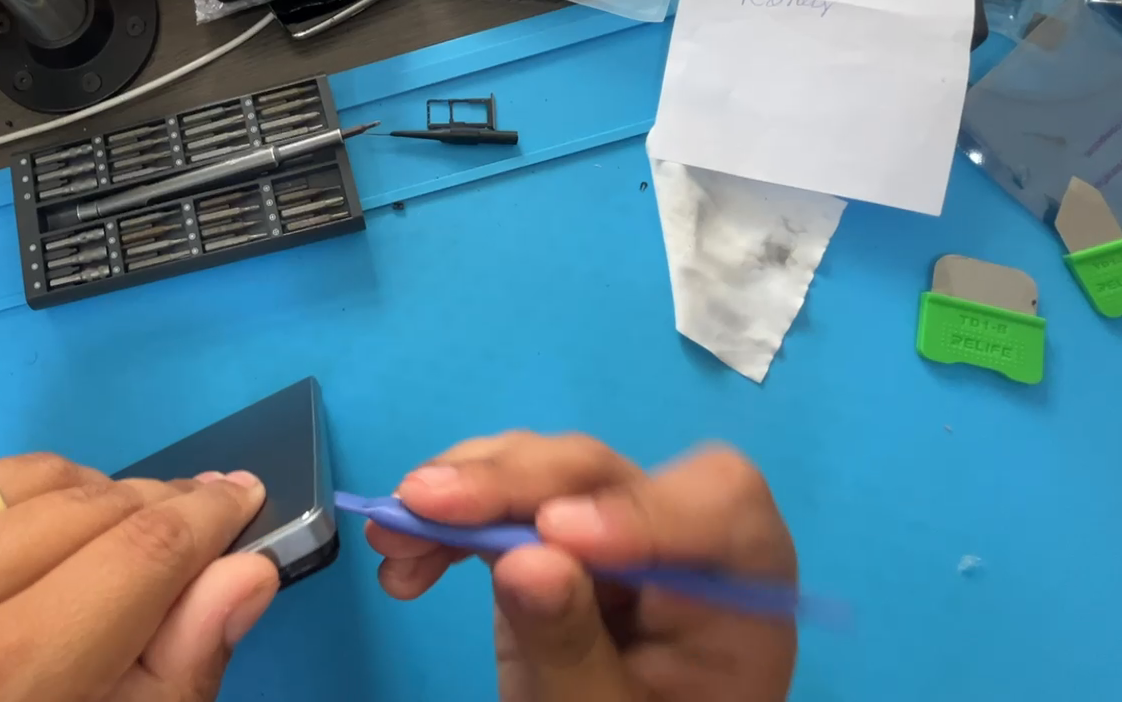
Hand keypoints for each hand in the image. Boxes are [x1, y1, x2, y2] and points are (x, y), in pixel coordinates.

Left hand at [0, 453, 279, 701]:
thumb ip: (171, 676)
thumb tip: (245, 570)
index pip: (135, 555)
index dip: (206, 517)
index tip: (244, 495)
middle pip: (88, 505)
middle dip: (158, 507)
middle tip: (196, 525)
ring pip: (30, 477)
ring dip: (91, 498)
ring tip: (110, 543)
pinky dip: (17, 504)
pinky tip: (24, 547)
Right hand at [367, 432, 795, 701]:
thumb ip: (570, 650)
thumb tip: (524, 559)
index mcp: (729, 603)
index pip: (722, 509)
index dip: (643, 505)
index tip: (557, 534)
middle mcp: (669, 549)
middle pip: (602, 474)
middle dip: (508, 482)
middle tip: (424, 501)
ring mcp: (601, 536)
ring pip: (538, 472)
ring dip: (458, 491)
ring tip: (391, 530)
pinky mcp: (544, 537)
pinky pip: (496, 503)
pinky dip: (442, 520)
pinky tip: (398, 555)